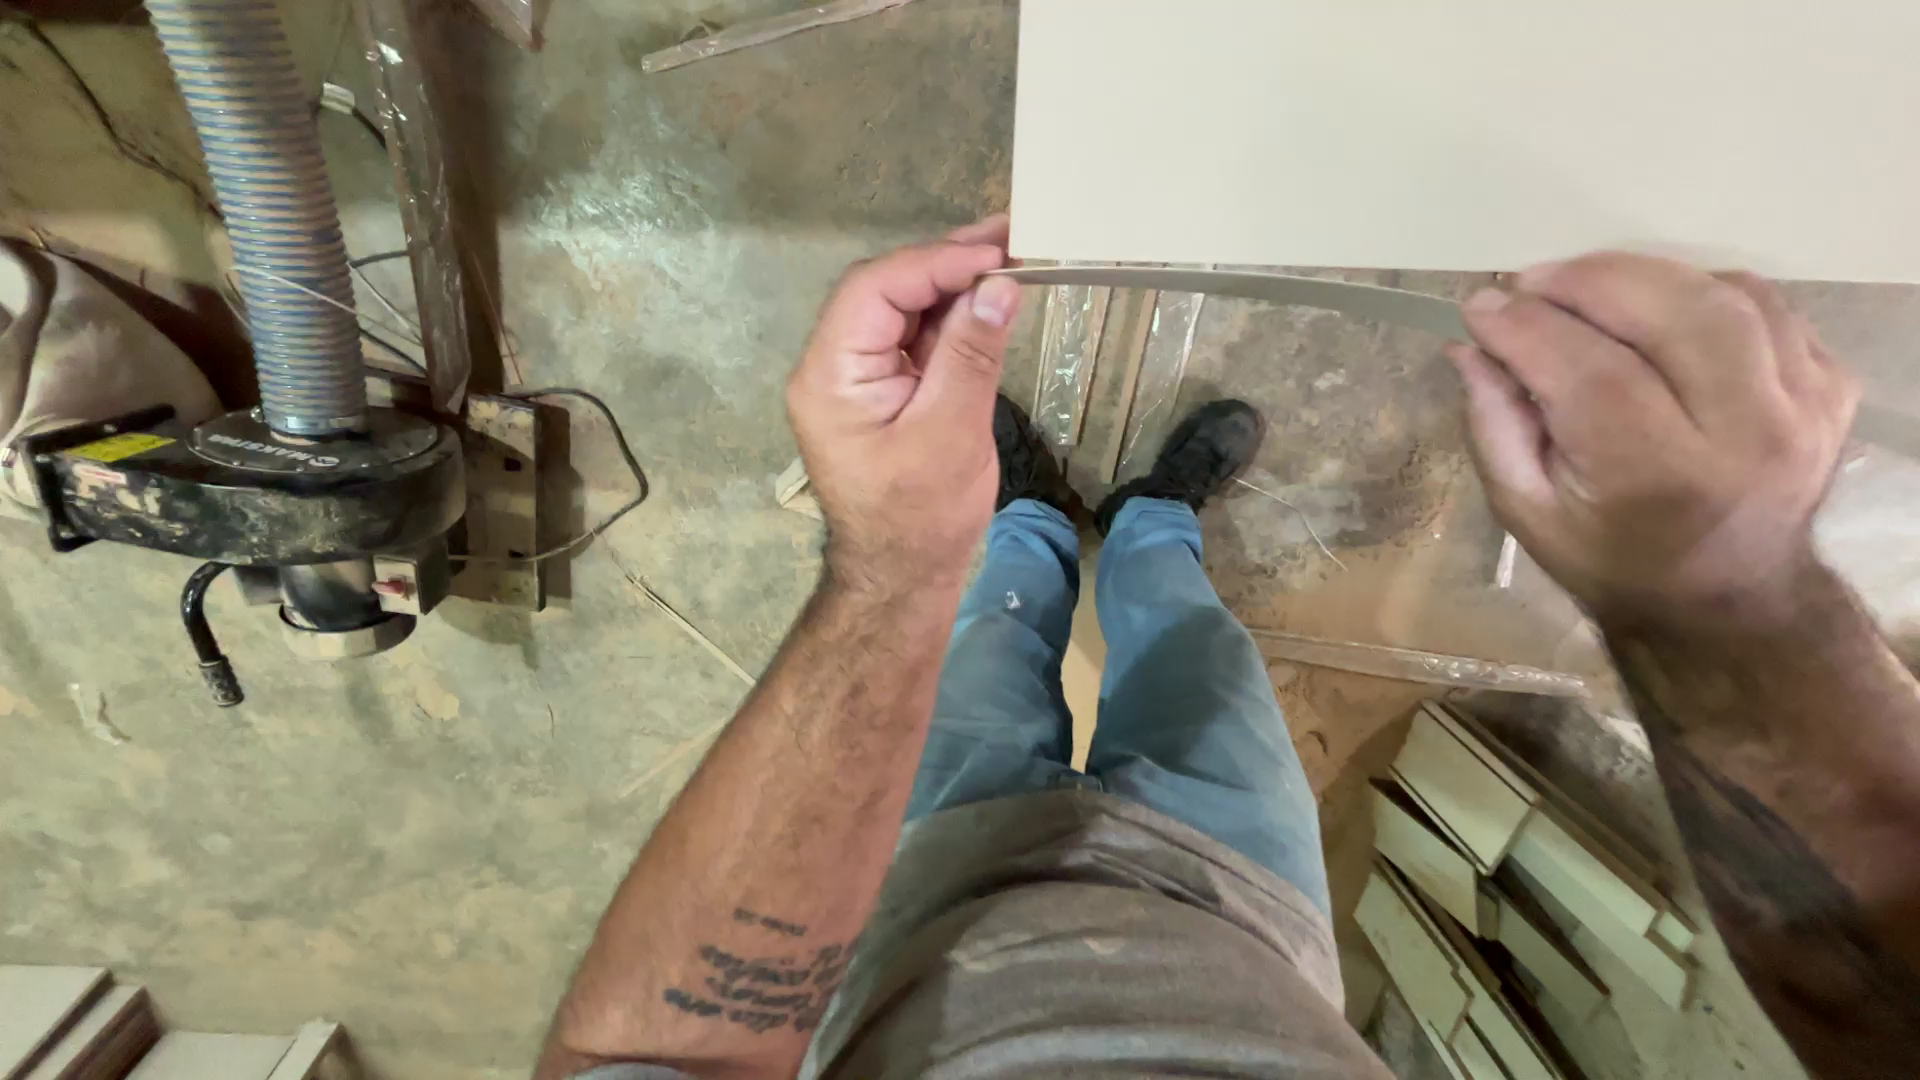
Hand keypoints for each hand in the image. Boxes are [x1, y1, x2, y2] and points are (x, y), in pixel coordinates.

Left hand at [787, 216, 1022, 594]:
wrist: (904, 576)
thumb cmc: (921, 519)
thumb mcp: (950, 434)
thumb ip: (971, 355)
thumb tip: (1000, 285)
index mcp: (830, 377)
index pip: (874, 291)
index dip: (934, 263)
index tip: (996, 254)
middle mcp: (834, 368)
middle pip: (884, 293)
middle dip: (945, 265)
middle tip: (1009, 239)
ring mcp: (858, 380)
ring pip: (901, 313)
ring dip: (952, 288)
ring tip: (1009, 260)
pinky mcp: (883, 394)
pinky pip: (914, 343)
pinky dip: (952, 322)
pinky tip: (988, 304)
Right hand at [1450, 253, 1859, 629]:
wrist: (1722, 594)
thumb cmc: (1602, 557)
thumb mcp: (1522, 507)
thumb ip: (1495, 424)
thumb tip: (1470, 347)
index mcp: (1657, 478)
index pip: (1592, 375)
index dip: (1528, 330)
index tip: (1477, 305)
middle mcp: (1747, 434)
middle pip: (1679, 315)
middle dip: (1591, 281)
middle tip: (1528, 281)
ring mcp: (1804, 404)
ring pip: (1728, 296)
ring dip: (1641, 276)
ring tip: (1575, 286)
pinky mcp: (1829, 384)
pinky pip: (1764, 305)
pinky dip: (1693, 289)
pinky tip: (1642, 307)